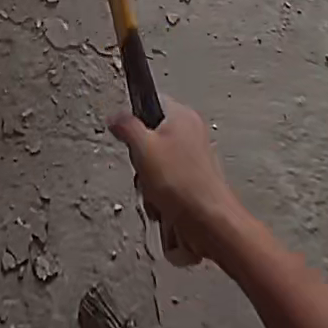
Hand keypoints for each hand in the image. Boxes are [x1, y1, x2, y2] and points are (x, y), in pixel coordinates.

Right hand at [109, 100, 242, 256]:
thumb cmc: (183, 183)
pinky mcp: (194, 184)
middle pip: (150, 138)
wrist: (211, 225)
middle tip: (145, 169)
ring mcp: (193, 160)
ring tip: (156, 193)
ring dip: (149, 184)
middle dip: (141, 161)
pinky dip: (161, 198)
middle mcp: (190, 134)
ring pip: (156, 166)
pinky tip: (164, 206)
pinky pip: (166, 185)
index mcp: (182, 116)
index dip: (135, 119)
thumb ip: (126, 126)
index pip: (151, 102)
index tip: (129, 135)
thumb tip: (116, 118)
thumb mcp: (143, 147)